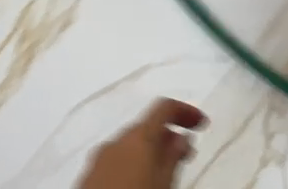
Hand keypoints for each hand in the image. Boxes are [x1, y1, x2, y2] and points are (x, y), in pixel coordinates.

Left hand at [77, 98, 207, 188]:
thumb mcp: (164, 183)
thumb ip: (174, 157)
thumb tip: (181, 138)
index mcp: (137, 136)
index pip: (165, 107)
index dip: (186, 110)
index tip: (202, 125)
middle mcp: (115, 141)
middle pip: (146, 127)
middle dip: (168, 136)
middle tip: (185, 155)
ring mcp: (97, 160)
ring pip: (129, 145)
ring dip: (149, 152)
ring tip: (163, 173)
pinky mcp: (85, 178)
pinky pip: (114, 161)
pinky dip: (131, 164)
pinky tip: (137, 183)